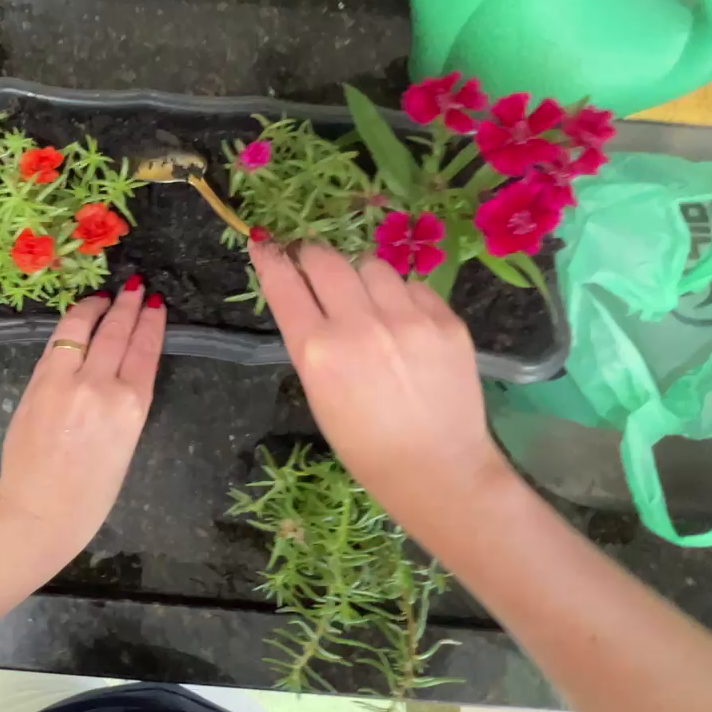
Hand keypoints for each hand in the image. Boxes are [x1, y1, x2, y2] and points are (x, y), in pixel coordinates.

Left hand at [0, 282, 164, 565]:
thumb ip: (124, 403)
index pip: (145, 350)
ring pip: (84, 329)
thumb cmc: (90, 493)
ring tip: (108, 294)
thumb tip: (119, 368)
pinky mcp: (38, 381)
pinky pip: (57, 342)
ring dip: (98, 307)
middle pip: (117, 333)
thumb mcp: (125, 445)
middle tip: (135, 286)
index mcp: (132, 408)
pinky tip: (79, 317)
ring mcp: (66, 380)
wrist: (40, 512)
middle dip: (127, 305)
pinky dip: (72, 325)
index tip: (155, 304)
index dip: (150, 323)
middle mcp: (101, 387)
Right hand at [249, 240, 508, 513]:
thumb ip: (310, 341)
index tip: (265, 243)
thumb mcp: (317, 392)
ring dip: (359, 275)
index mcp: (317, 351)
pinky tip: (401, 322)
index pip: (284, 284)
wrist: (436, 467)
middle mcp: (359, 325)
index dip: (271, 258)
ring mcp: (407, 319)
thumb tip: (305, 295)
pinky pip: (411, 285)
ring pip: (370, 265)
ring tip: (366, 300)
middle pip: (325, 260)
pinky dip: (399, 295)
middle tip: (314, 265)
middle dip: (312, 257)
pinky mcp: (446, 320)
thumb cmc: (362, 442)